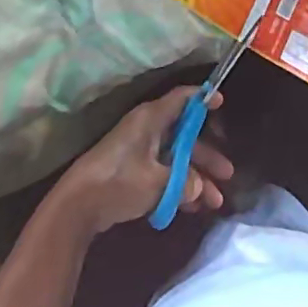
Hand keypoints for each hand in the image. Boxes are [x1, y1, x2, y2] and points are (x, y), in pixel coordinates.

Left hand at [53, 85, 234, 233]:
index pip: (182, 99)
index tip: (222, 102)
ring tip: (215, 203)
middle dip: (207, 155)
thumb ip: (185, 181)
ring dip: (196, 177)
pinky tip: (194, 207)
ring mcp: (140, 149)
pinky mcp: (133, 169)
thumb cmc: (120, 181)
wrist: (79, 203)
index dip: (202, 99)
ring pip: (176, 157)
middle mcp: (147, 128)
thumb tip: (201, 185)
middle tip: (228, 175)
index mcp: (151, 119)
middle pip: (184, 135)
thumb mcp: (158, 182)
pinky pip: (164, 171)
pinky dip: (180, 186)